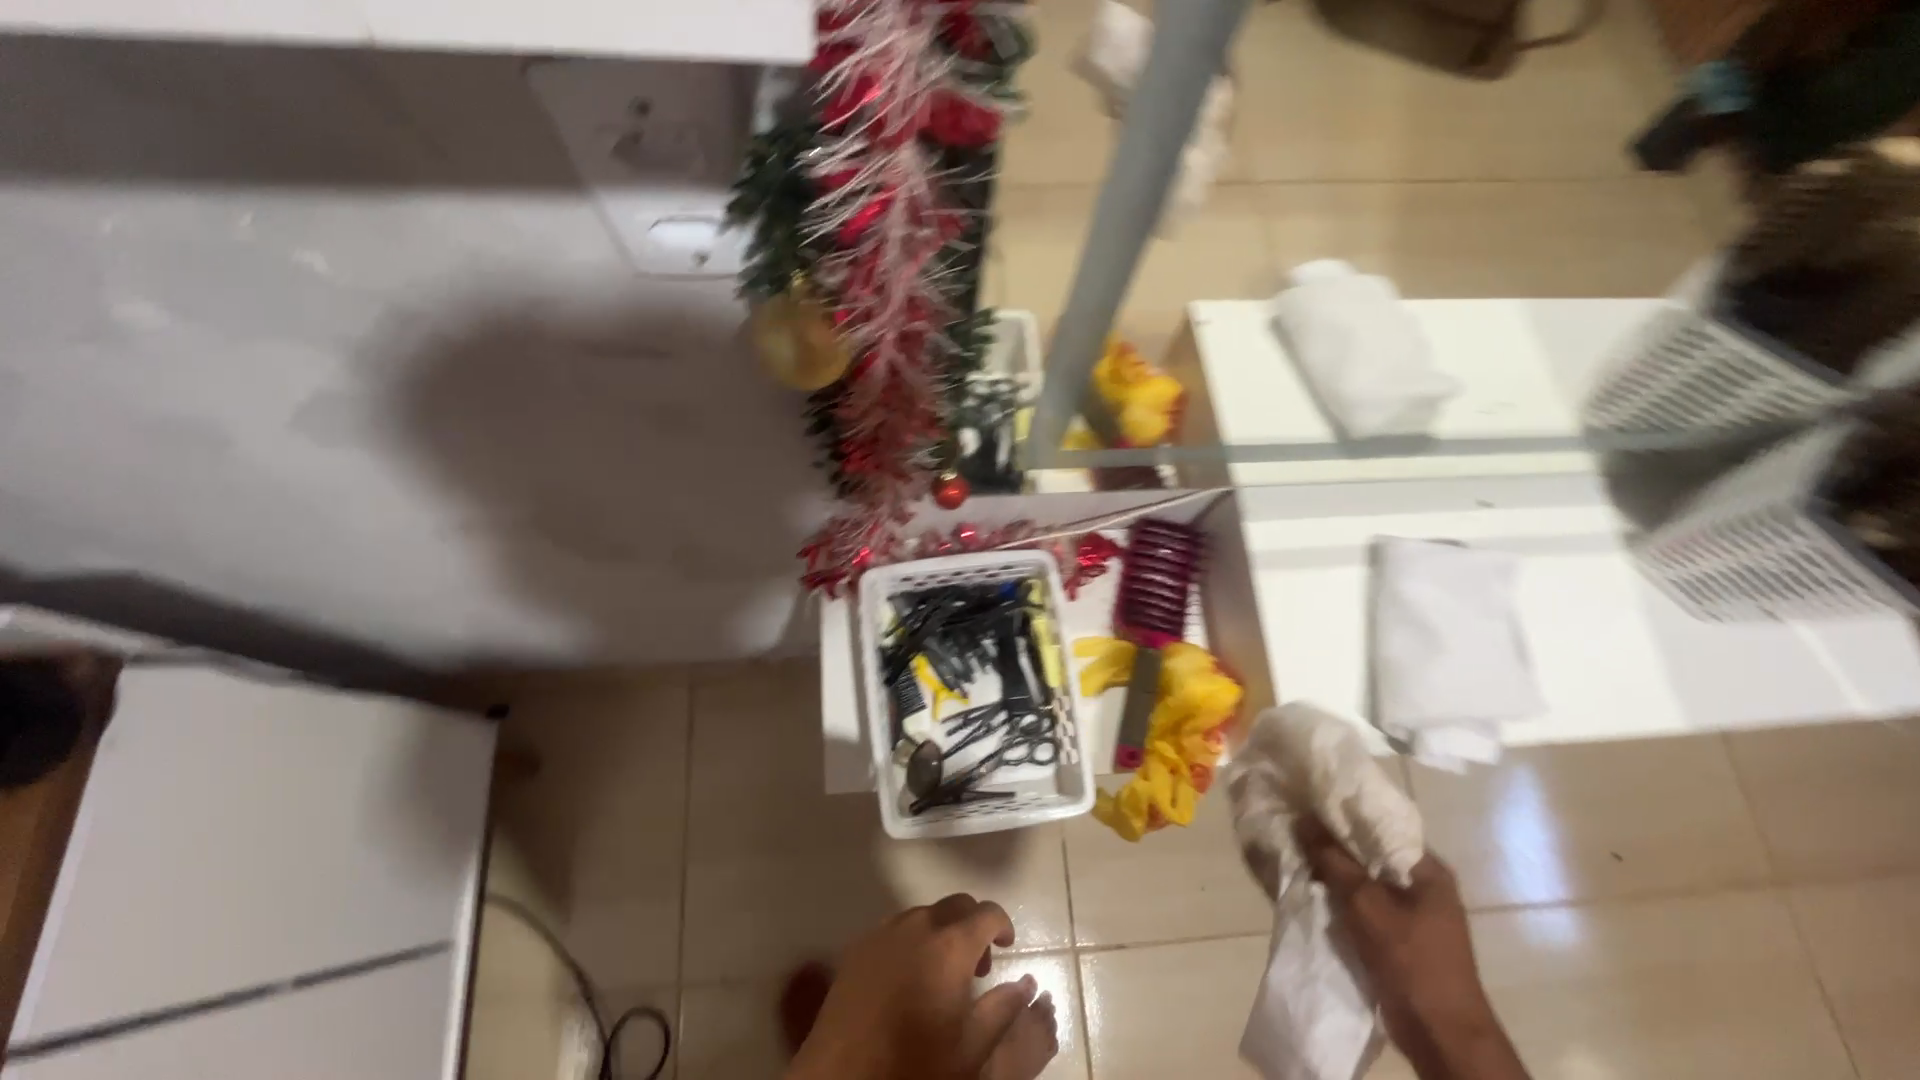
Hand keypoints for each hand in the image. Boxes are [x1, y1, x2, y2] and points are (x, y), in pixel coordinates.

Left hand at [786, 893, 1041, 1079]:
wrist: (844, 1070)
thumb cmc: (916, 1060)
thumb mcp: (972, 1047)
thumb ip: (1003, 1008)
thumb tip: (1026, 983)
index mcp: (951, 945)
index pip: (988, 912)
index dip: (1003, 925)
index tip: (1007, 948)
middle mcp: (918, 926)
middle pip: (957, 904)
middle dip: (974, 925)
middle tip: (977, 967)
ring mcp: (885, 932)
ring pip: (925, 914)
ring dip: (943, 931)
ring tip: (942, 973)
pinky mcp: (859, 945)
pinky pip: (896, 927)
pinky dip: (913, 938)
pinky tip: (908, 975)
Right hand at [1294, 818, 1528, 1079]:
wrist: (1440, 1034)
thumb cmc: (1410, 960)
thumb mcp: (1366, 903)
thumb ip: (1334, 860)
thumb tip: (1304, 817)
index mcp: (1428, 870)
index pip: (1380, 827)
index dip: (1343, 815)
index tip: (1307, 805)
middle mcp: (1424, 887)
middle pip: (1370, 855)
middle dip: (1333, 847)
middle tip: (1294, 832)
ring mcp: (1413, 916)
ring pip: (1365, 883)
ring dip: (1334, 876)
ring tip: (1295, 859)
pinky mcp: (1400, 940)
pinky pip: (1364, 909)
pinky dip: (1340, 902)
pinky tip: (1311, 895)